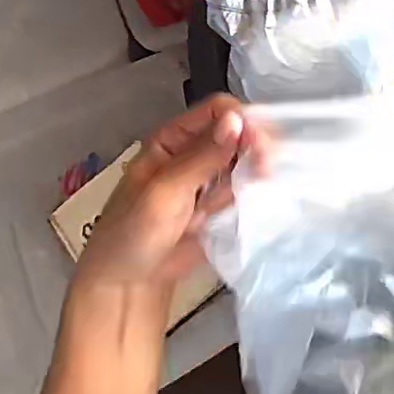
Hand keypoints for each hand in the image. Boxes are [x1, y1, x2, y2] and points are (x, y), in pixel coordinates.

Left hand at [77, 94, 253, 292]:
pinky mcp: (220, 201)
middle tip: (265, 168)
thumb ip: (203, 157)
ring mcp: (208, 176)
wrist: (128, 283)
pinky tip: (250, 200)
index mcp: (173, 137)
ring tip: (248, 192)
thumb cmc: (132, 232)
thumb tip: (237, 120)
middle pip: (238, 131)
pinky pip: (245, 185)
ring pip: (245, 158)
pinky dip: (251, 190)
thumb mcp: (165, 192)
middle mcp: (193, 150)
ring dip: (253, 171)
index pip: (218, 110)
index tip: (259, 144)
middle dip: (255, 145)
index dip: (242, 120)